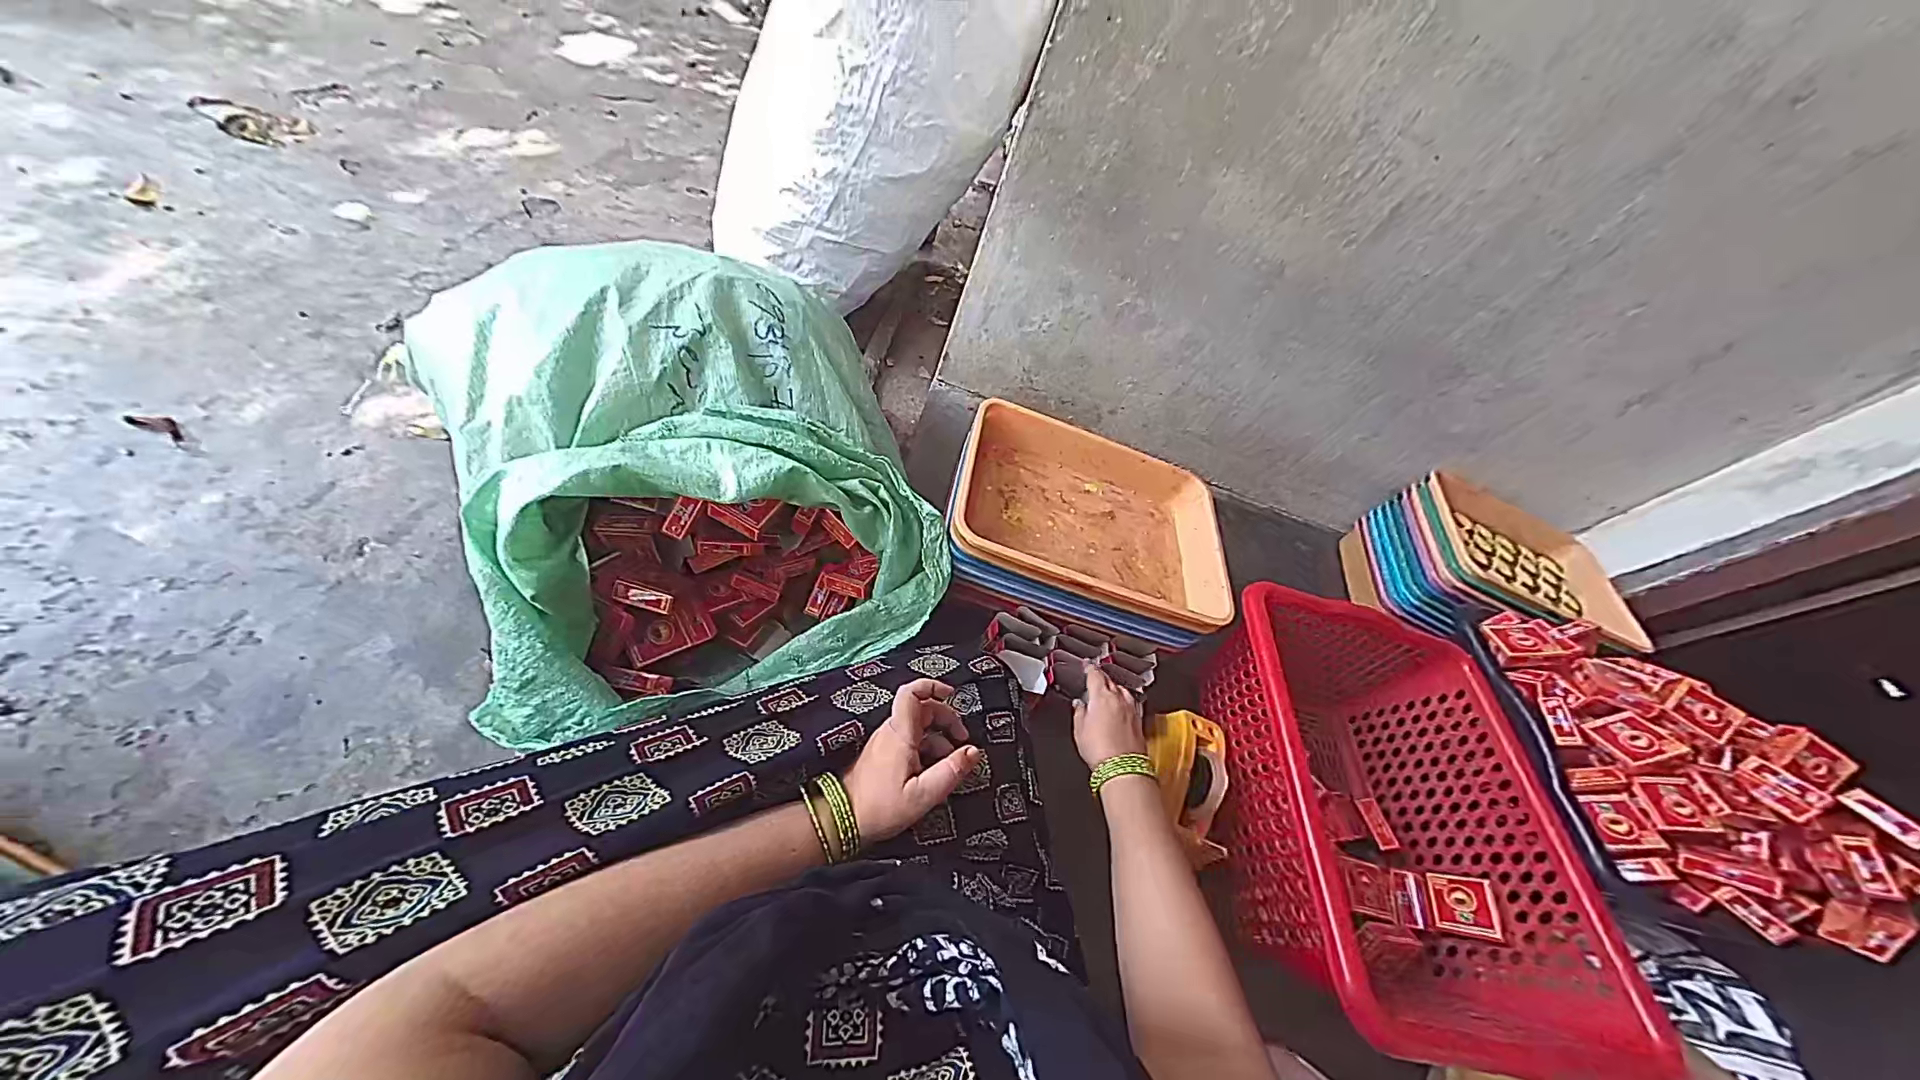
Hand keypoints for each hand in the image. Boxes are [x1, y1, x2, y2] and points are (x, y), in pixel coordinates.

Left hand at [840, 679, 981, 844]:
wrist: (843, 819)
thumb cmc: (879, 808)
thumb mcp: (923, 794)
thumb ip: (950, 771)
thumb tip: (973, 752)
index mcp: (900, 734)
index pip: (912, 692)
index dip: (933, 686)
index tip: (952, 695)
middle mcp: (892, 732)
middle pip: (923, 709)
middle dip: (946, 720)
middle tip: (961, 740)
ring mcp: (887, 742)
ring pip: (919, 727)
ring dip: (938, 739)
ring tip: (949, 764)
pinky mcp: (884, 754)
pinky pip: (911, 742)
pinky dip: (927, 750)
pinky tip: (932, 773)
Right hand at [1071, 662, 1146, 767]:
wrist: (1122, 768)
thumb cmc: (1101, 750)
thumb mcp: (1079, 729)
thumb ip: (1079, 712)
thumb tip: (1079, 705)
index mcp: (1102, 696)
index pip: (1095, 674)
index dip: (1089, 668)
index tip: (1087, 665)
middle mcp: (1119, 699)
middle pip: (1110, 680)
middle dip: (1101, 677)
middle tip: (1094, 678)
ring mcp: (1131, 709)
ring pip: (1122, 691)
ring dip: (1114, 688)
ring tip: (1106, 693)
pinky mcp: (1139, 721)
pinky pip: (1131, 703)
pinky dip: (1123, 701)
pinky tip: (1120, 707)